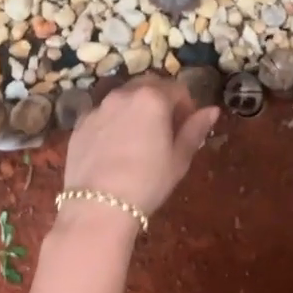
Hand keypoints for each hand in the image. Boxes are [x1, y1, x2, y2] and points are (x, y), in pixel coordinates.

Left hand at [62, 74, 219, 216]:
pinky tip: (113, 147)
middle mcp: (124, 94)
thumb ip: (195, 129)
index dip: (186, 106)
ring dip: (135, 108)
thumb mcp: (179, 159)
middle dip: (160, 100)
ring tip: (137, 138)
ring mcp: (98, 107)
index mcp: (153, 98)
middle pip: (149, 85)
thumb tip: (212, 110)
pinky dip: (112, 121)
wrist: (98, 207)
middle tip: (164, 129)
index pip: (178, 89)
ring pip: (123, 97)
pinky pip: (102, 113)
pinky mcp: (80, 123)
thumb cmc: (147, 182)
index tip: (185, 128)